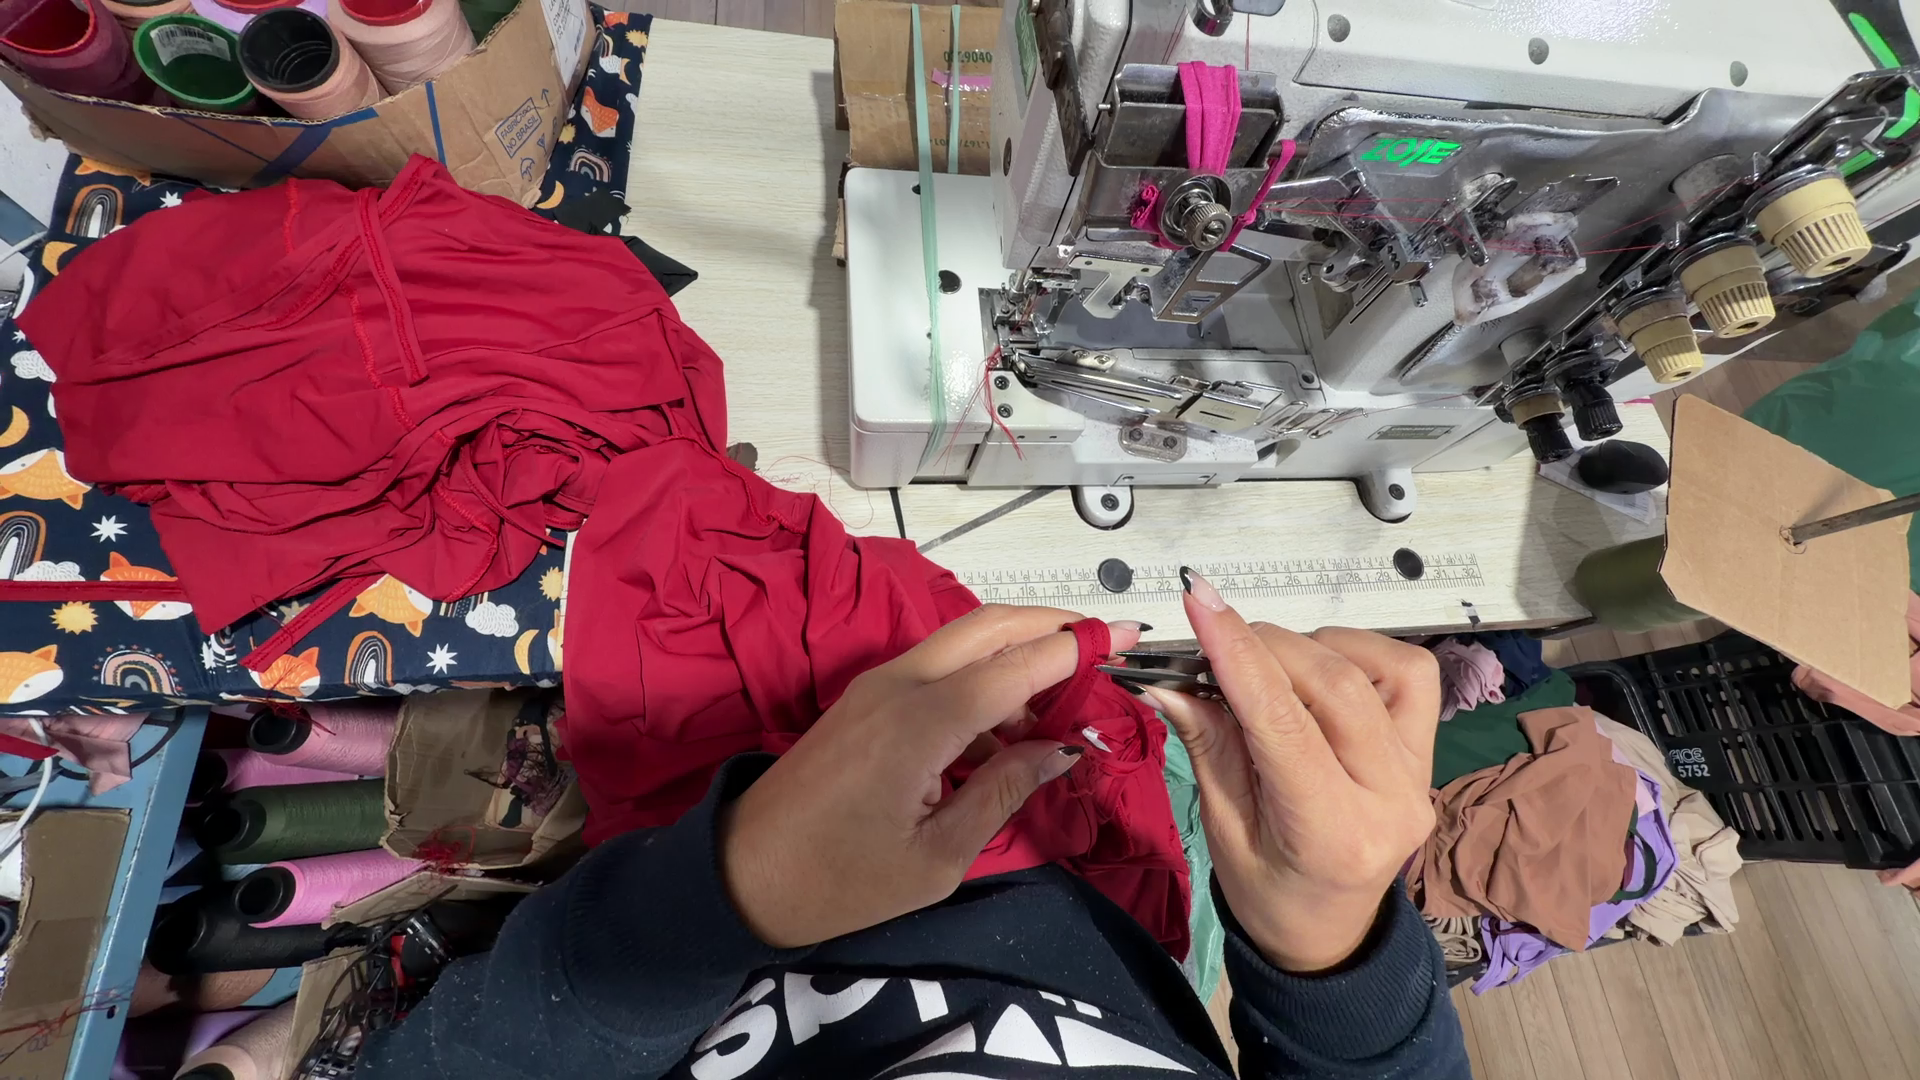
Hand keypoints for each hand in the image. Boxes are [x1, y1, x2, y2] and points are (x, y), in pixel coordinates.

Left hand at [719, 605, 1143, 947]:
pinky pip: (939, 665)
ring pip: (964, 639)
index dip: (1078, 646)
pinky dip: (983, 676)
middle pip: (990, 625)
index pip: (1019, 663)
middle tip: (1104, 642)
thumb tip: (1063, 747)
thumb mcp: (939, 855)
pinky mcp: (870, 695)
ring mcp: (881, 682)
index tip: (1127, 634)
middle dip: (1052, 624)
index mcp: (924, 720)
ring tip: (1062, 700)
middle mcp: (903, 681)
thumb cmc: (842, 880)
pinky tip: (1004, 725)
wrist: (742, 872)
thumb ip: (1005, 789)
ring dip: (1017, 651)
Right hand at [1144, 569, 1439, 973]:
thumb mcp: (1221, 825)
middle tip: (1212, 640)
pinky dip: (1355, 651)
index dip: (1235, 652)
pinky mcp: (1425, 750)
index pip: (1281, 719)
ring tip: (1262, 663)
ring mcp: (1418, 771)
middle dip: (1261, 643)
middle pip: (1330, 683)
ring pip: (1374, 667)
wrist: (1330, 930)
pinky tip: (1315, 667)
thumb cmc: (1265, 888)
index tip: (1198, 600)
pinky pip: (1407, 672)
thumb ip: (1205, 743)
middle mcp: (1390, 796)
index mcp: (1331, 831)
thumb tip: (1166, 679)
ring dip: (1306, 646)